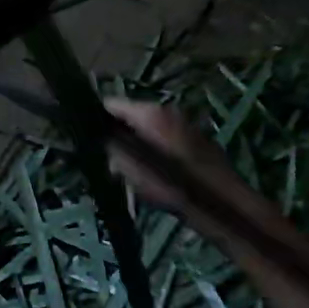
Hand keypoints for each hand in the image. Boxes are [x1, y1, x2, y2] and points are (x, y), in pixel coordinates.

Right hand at [104, 100, 246, 216]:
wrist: (220, 203)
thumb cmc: (173, 186)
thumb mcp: (133, 173)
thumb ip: (114, 154)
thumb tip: (103, 145)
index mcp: (149, 113)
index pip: (112, 104)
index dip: (97, 118)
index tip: (88, 135)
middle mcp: (166, 109)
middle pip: (131, 114)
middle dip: (118, 131)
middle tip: (107, 155)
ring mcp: (183, 121)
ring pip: (148, 125)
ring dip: (137, 140)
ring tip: (128, 165)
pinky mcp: (194, 135)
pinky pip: (164, 134)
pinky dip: (154, 145)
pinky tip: (152, 167)